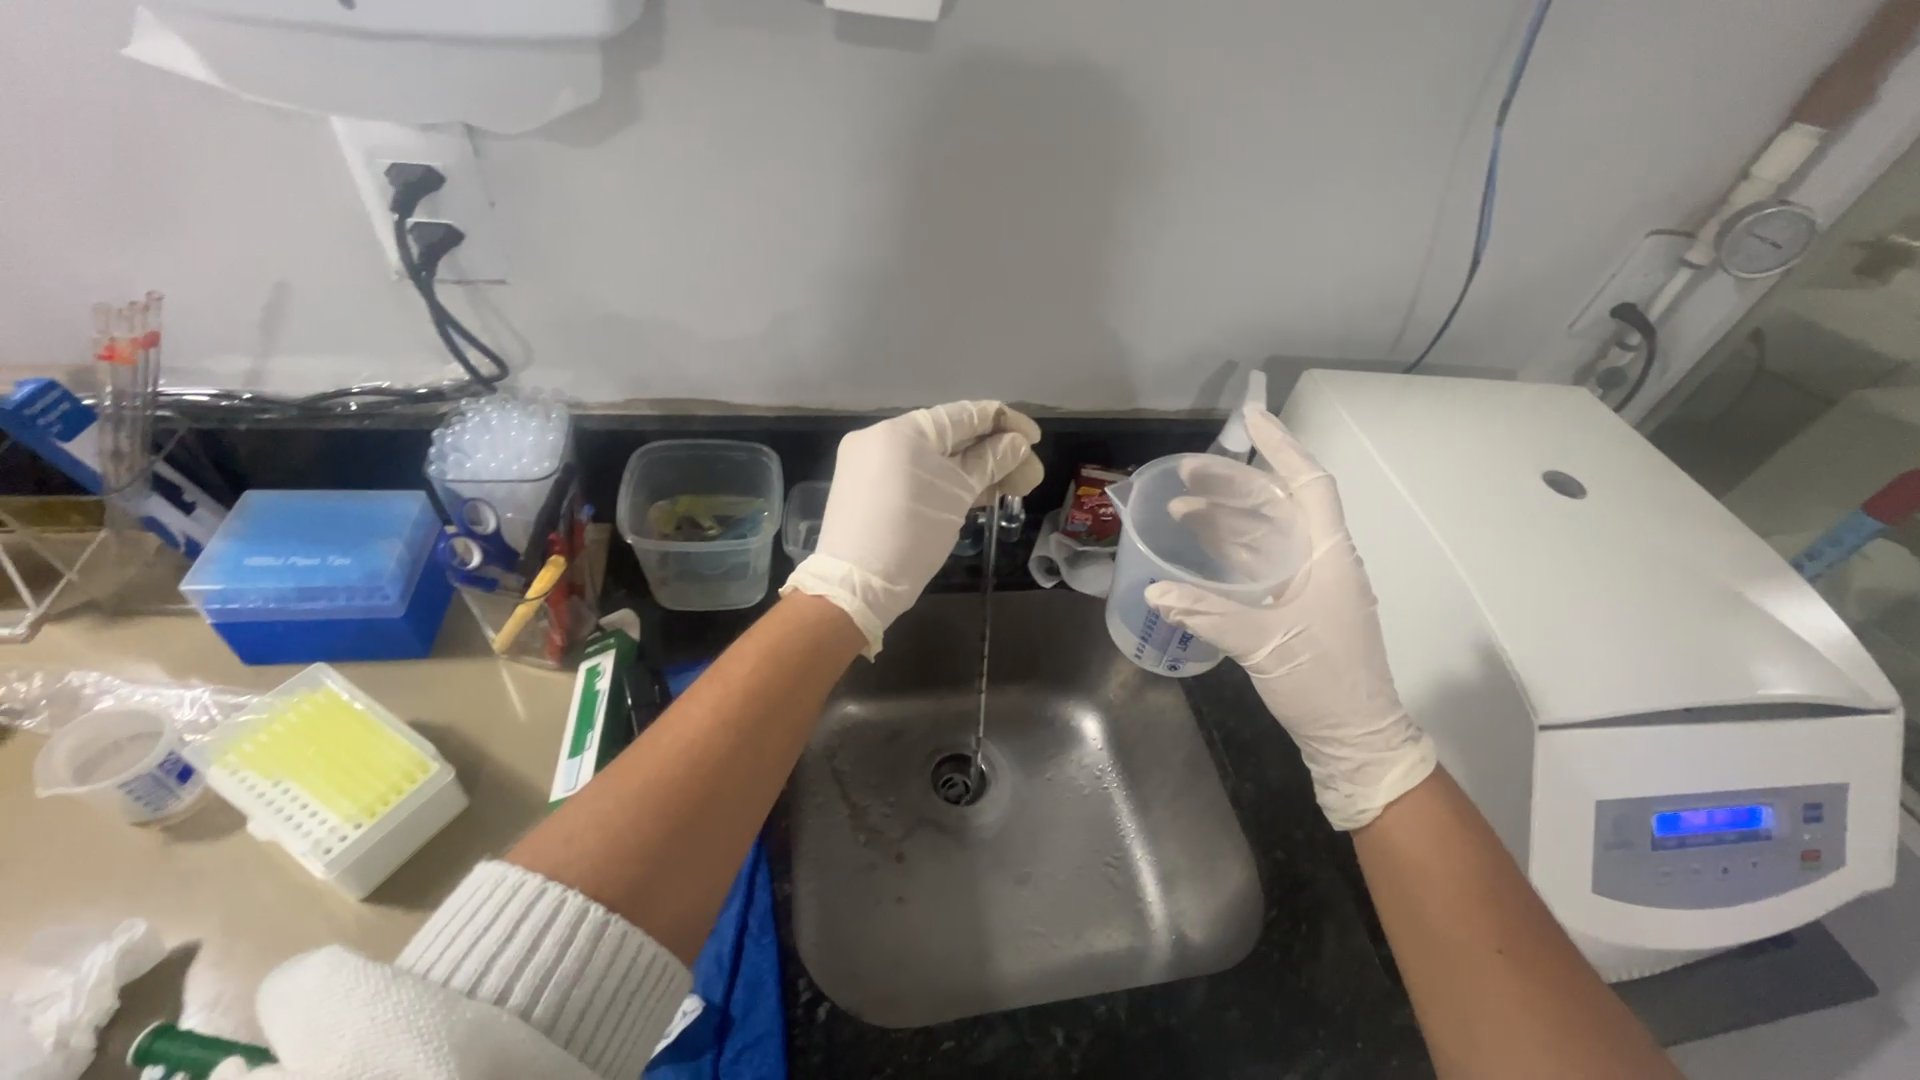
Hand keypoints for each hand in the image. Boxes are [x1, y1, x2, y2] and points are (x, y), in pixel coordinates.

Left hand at [783, 401, 1042, 656]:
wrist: (856, 586)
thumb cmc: (911, 536)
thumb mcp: (958, 496)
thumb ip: (990, 463)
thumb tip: (1017, 443)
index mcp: (903, 430)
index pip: (965, 414)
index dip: (1005, 423)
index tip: (1034, 439)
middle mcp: (881, 436)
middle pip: (949, 435)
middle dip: (992, 452)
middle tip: (1026, 474)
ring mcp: (869, 461)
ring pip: (932, 456)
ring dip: (972, 469)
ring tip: (1008, 486)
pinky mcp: (865, 485)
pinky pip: (913, 472)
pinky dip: (944, 480)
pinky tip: (976, 492)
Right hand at [1146, 406, 1433, 829]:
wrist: (1356, 738)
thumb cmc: (1324, 684)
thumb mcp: (1264, 646)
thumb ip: (1207, 614)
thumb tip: (1154, 590)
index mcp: (1328, 557)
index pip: (1308, 485)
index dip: (1281, 446)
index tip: (1250, 416)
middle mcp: (1321, 561)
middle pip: (1277, 505)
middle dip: (1233, 484)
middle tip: (1184, 472)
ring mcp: (1309, 585)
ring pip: (1265, 534)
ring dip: (1226, 516)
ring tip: (1179, 505)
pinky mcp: (1295, 608)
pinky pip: (1258, 564)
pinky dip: (1228, 550)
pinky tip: (1198, 545)